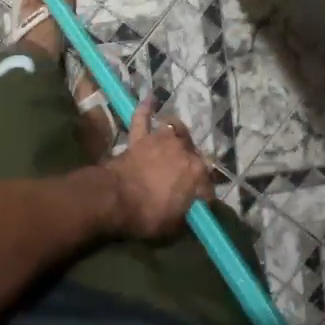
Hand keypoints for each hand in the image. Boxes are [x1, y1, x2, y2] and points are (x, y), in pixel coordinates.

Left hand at [103, 99, 211, 238]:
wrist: (116, 198)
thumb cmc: (148, 216)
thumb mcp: (174, 226)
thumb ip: (186, 214)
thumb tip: (188, 211)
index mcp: (197, 173)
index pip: (209, 184)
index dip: (204, 196)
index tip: (199, 205)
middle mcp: (184, 151)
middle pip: (194, 154)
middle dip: (193, 165)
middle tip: (185, 178)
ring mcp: (160, 141)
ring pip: (174, 130)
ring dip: (177, 135)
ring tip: (177, 140)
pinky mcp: (139, 138)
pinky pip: (142, 119)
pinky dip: (145, 109)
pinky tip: (149, 98)